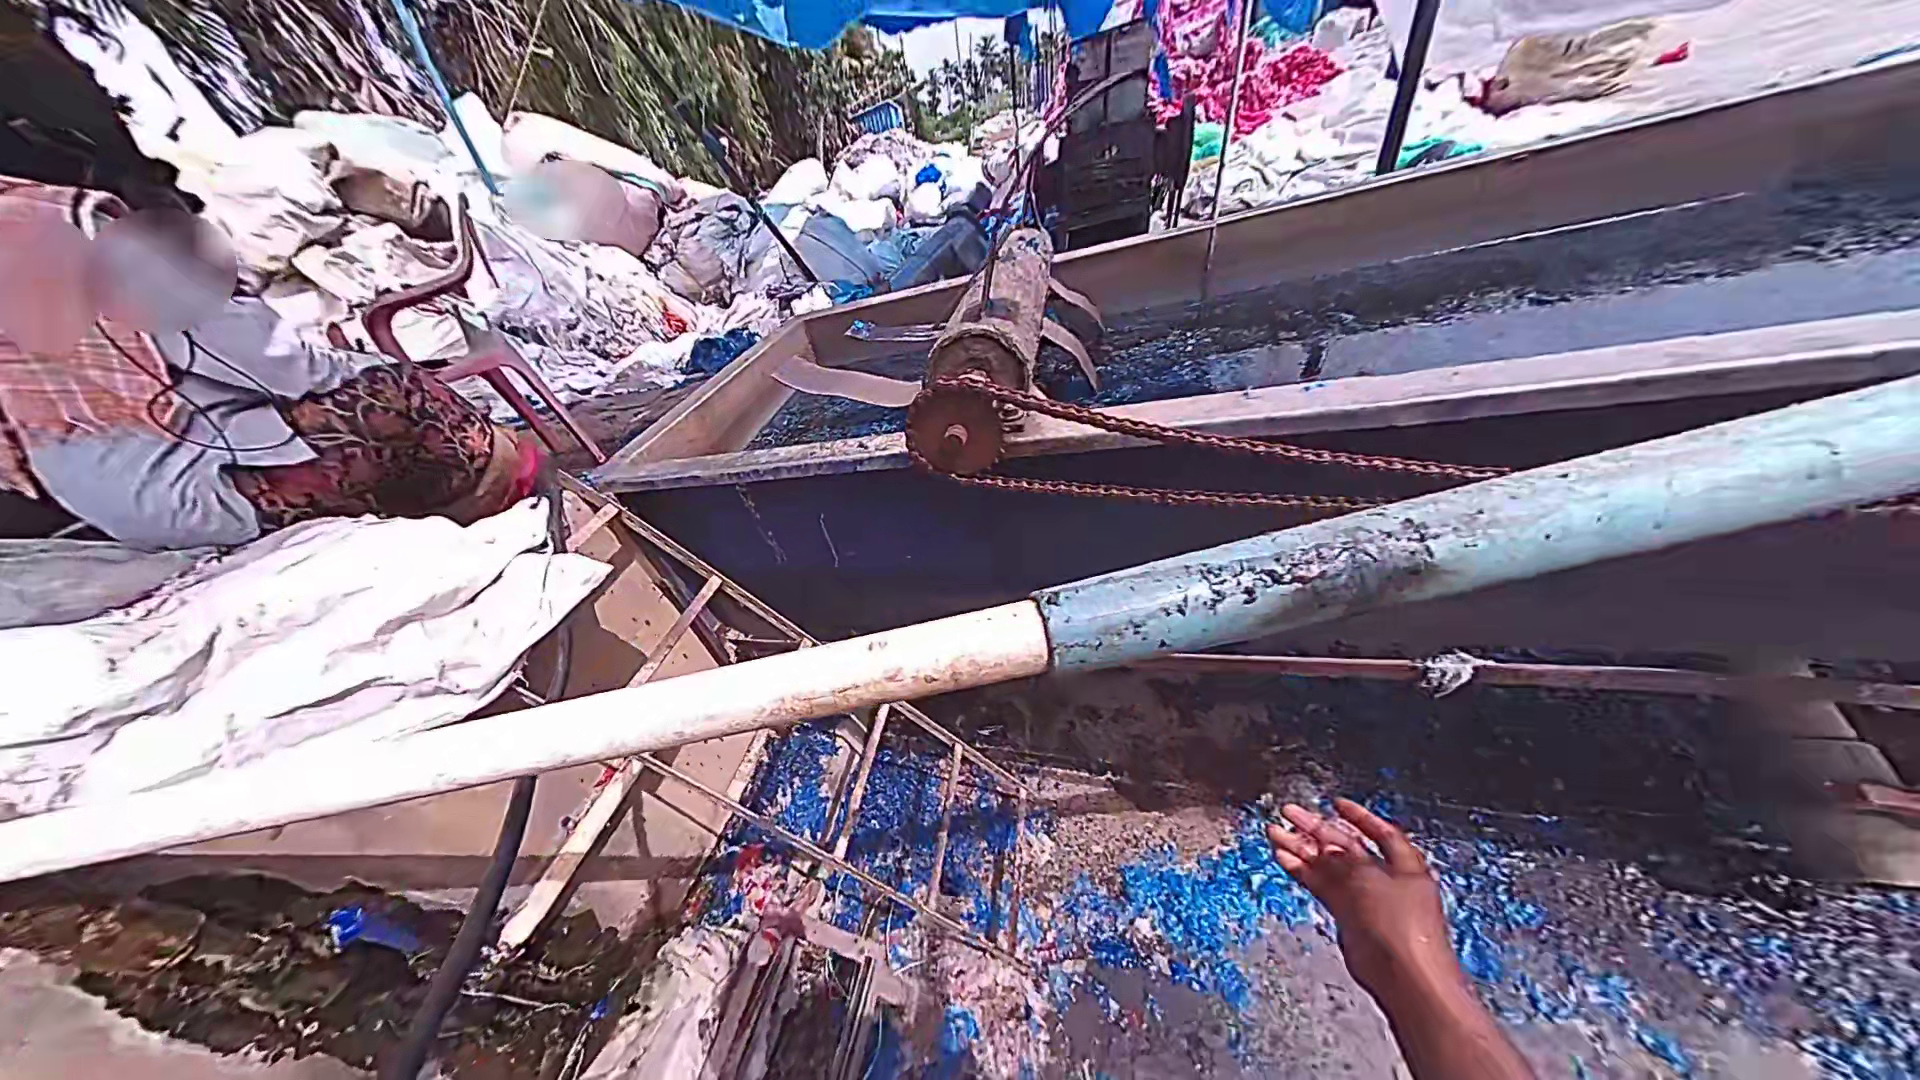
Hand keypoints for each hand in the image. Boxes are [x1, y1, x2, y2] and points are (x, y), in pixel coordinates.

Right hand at [1265, 798, 1460, 999]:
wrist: (1404, 977)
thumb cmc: (1401, 925)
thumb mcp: (1368, 876)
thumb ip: (1343, 858)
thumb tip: (1326, 846)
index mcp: (1404, 867)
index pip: (1381, 833)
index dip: (1359, 816)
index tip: (1337, 803)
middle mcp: (1384, 880)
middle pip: (1345, 846)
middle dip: (1316, 829)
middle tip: (1289, 812)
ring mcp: (1364, 898)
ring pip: (1327, 865)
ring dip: (1301, 848)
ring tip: (1274, 832)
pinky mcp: (1346, 915)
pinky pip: (1320, 884)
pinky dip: (1301, 870)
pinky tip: (1282, 857)